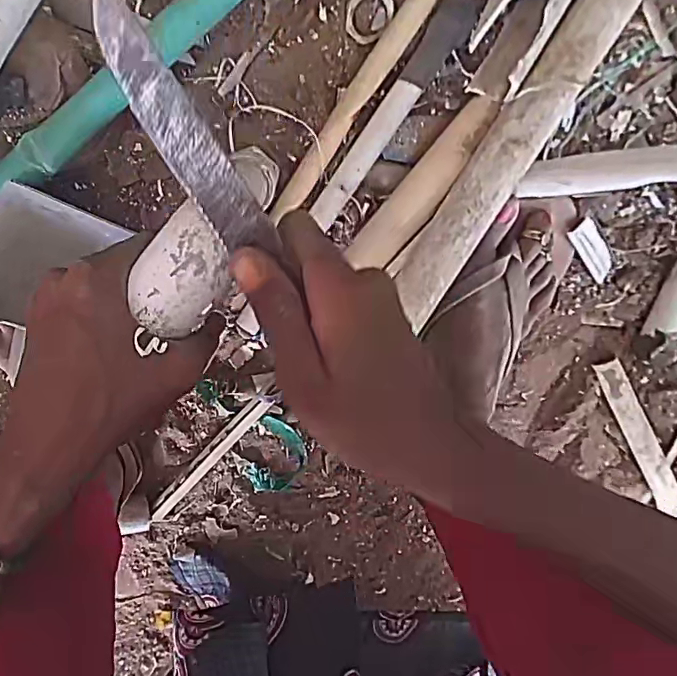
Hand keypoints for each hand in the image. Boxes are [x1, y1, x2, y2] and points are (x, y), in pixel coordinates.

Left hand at [0, 236, 217, 553]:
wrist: (46, 448)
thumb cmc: (94, 415)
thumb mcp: (169, 378)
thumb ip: (202, 343)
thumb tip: (212, 327)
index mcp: (93, 282)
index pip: (145, 244)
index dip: (174, 257)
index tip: (190, 274)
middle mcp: (63, 281)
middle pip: (122, 263)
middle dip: (151, 283)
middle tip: (174, 311)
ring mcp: (45, 299)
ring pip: (100, 283)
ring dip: (126, 299)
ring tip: (146, 333)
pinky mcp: (38, 319)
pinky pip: (80, 301)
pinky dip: (102, 313)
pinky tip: (118, 345)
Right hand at [232, 213, 479, 505]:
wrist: (430, 447)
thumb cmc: (363, 421)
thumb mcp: (301, 373)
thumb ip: (274, 310)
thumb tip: (246, 258)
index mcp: (339, 288)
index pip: (293, 228)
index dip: (265, 252)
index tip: (252, 293)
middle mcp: (364, 279)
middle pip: (304, 258)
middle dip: (282, 293)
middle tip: (283, 349)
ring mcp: (379, 295)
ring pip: (319, 284)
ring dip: (303, 316)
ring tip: (307, 366)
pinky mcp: (386, 312)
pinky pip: (339, 302)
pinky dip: (324, 326)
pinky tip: (328, 367)